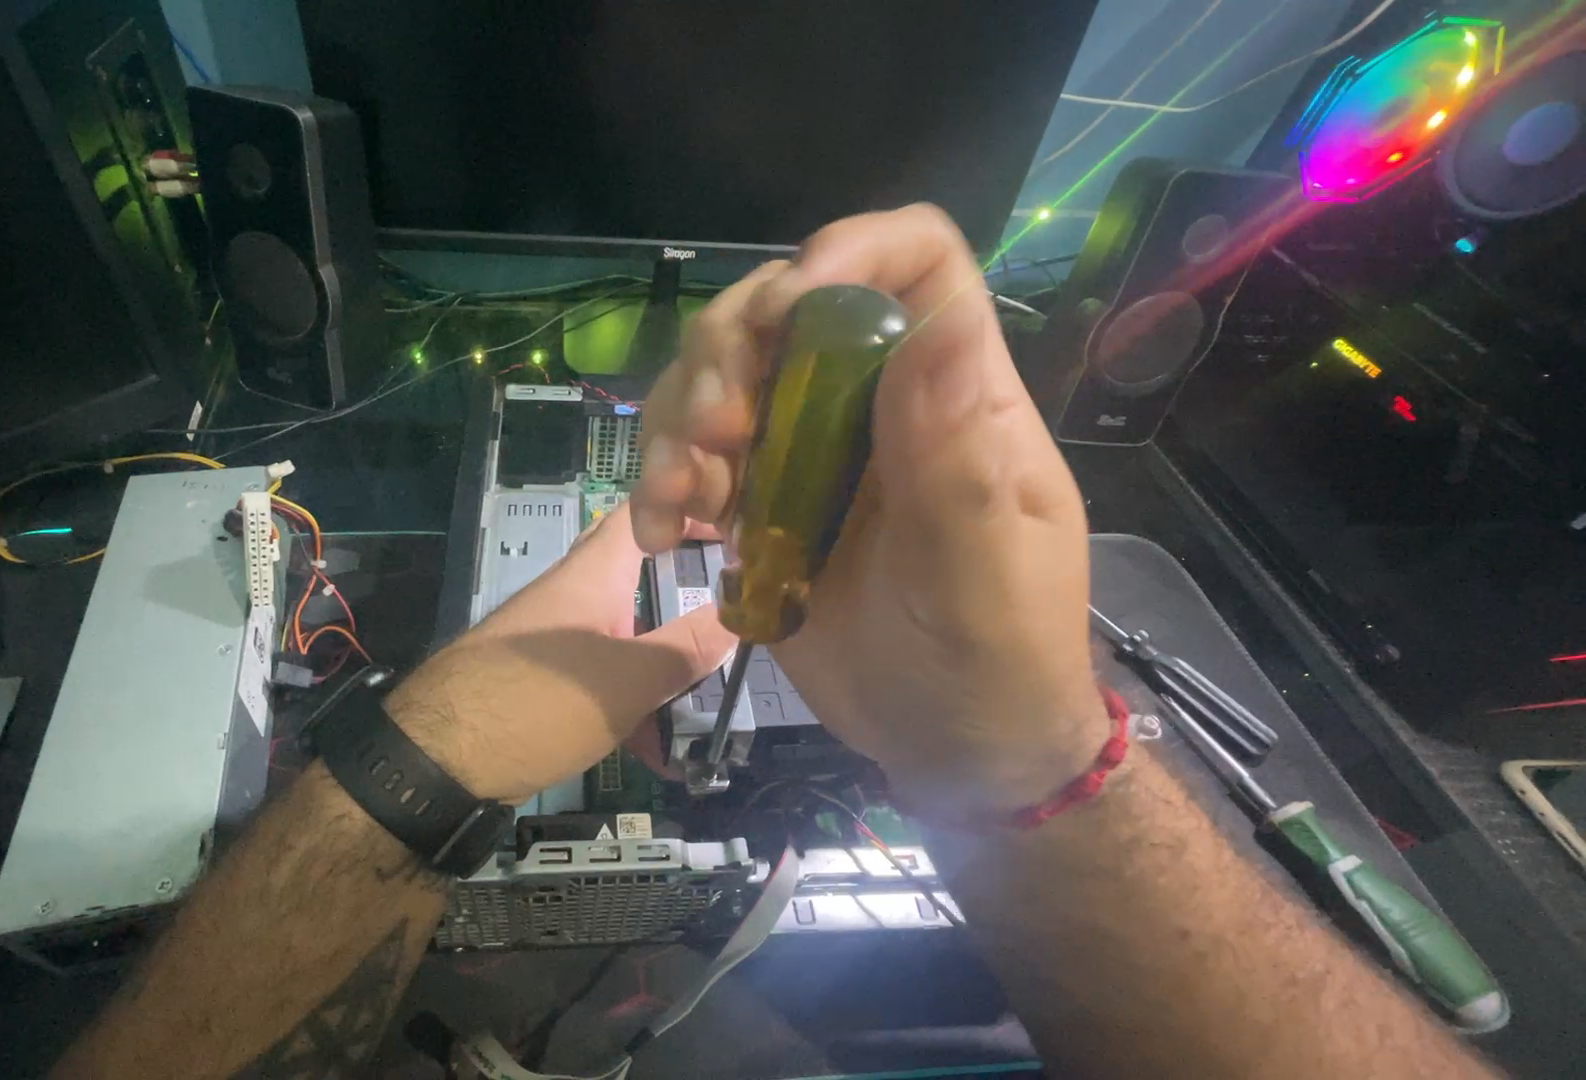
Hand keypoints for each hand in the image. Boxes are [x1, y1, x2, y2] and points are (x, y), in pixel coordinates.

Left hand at [386, 505, 735, 803]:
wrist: (439, 760)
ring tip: (705, 707)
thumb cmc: (541, 701)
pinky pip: (602, 677)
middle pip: (639, 574)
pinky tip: (657, 754)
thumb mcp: (629, 679)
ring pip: (626, 635)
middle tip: (734, 607)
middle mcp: (573, 594)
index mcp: (593, 574)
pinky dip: (632, 703)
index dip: (688, 504)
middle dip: (686, 590)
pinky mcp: (543, 679)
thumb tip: (742, 614)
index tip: (738, 518)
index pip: (641, 512)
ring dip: (664, 666)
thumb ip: (688, 647)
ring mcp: (556, 637)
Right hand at [630, 205, 1101, 820]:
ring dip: (678, 422)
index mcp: (951, 397)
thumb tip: (933, 329)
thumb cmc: (993, 664)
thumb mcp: (983, 577)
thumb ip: (957, 462)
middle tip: (712, 434)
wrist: (950, 744)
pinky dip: (662, 481)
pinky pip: (696, 458)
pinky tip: (659, 532)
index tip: (783, 313)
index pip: (915, 264)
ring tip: (675, 500)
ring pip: (722, 381)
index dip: (850, 253)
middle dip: (728, 354)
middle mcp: (874, 404)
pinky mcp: (762, 504)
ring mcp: (810, 453)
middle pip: (784, 311)